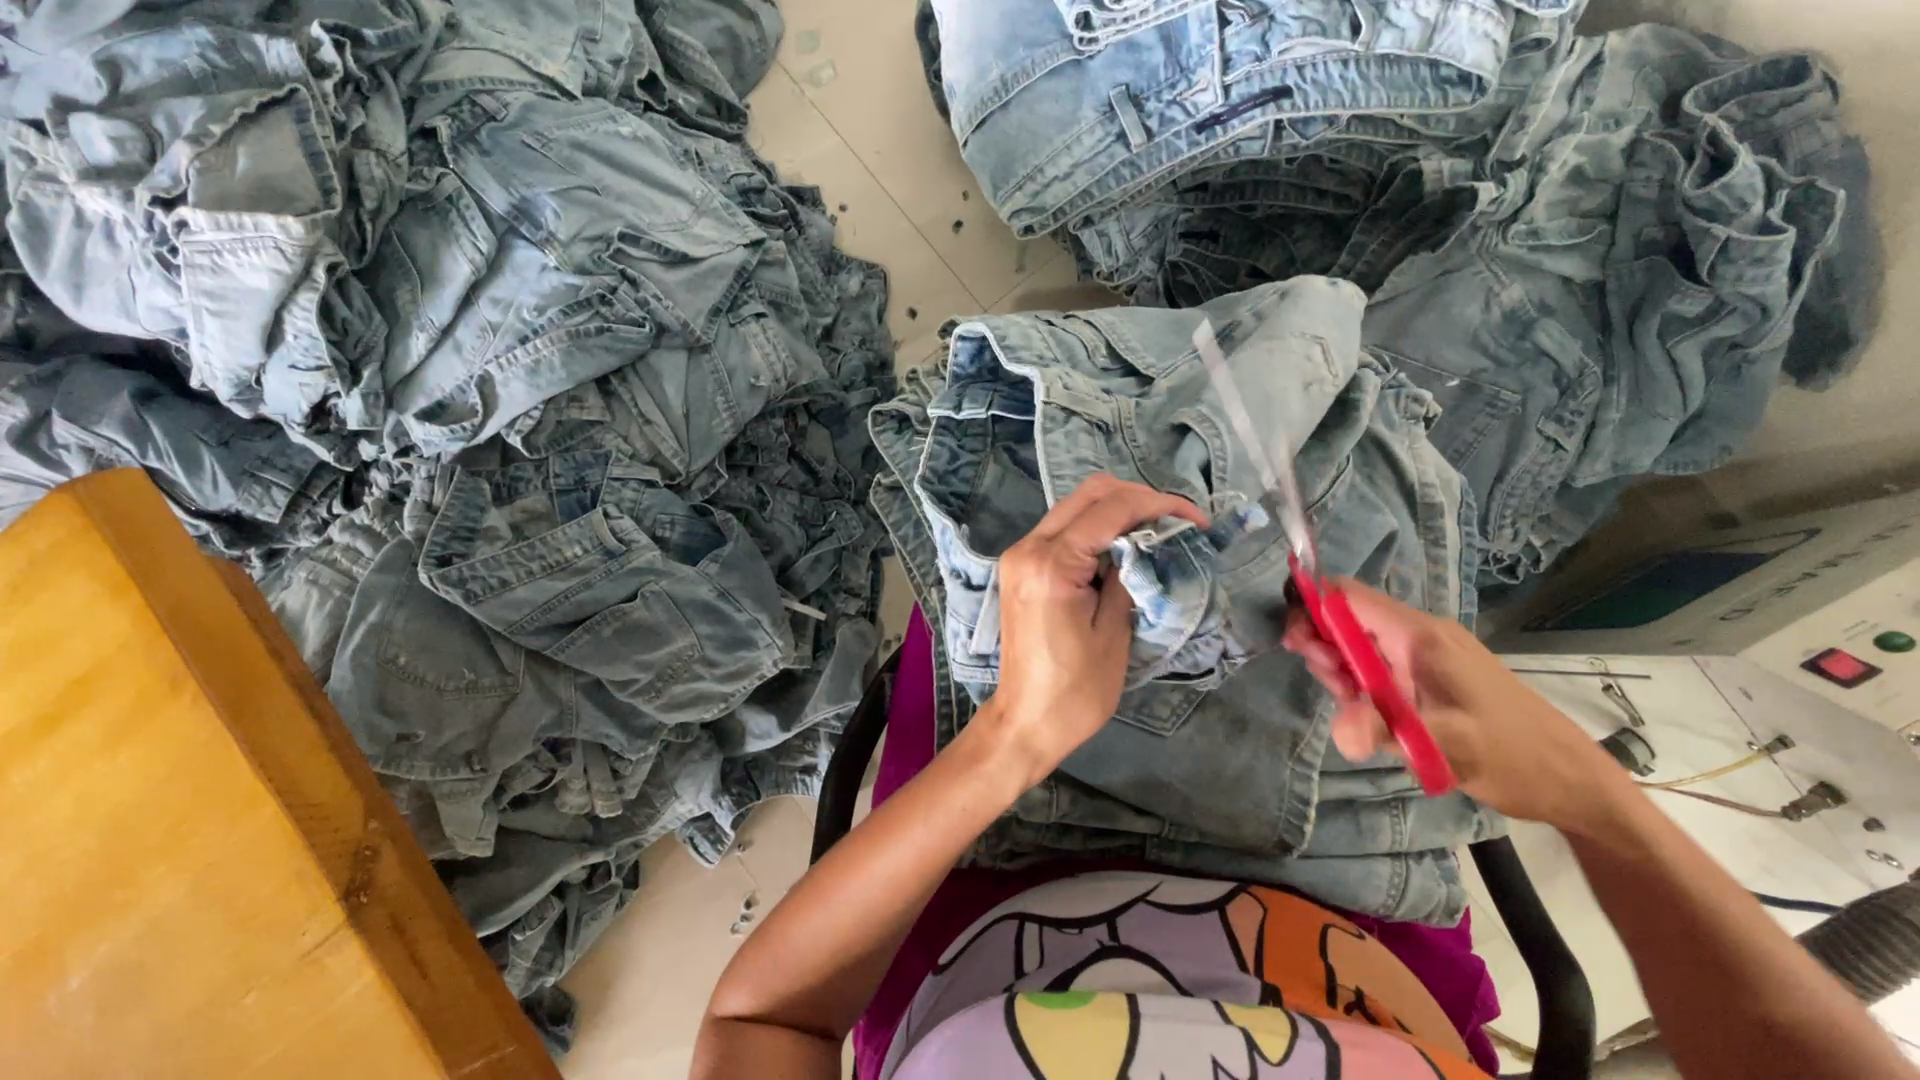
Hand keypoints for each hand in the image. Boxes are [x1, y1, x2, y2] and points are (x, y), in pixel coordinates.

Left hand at [976, 473, 1207, 786]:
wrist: (1027, 722)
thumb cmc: (1075, 691)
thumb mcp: (1114, 632)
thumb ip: (1128, 577)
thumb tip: (1145, 544)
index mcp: (1051, 565)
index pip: (1110, 509)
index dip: (1159, 505)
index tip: (1197, 519)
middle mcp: (1028, 548)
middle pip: (1089, 494)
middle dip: (1139, 499)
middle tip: (1178, 521)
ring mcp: (1020, 556)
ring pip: (1075, 507)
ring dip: (1118, 510)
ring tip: (1159, 531)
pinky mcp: (1021, 568)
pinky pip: (1063, 530)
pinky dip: (1097, 529)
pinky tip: (1126, 547)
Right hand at [1282, 579, 1631, 833]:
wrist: (1569, 781)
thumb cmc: (1513, 754)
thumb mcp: (1450, 745)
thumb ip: (1390, 731)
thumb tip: (1340, 730)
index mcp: (1421, 636)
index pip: (1350, 596)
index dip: (1313, 607)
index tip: (1293, 642)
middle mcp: (1418, 638)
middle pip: (1348, 620)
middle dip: (1322, 643)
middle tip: (1328, 685)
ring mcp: (1423, 660)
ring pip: (1359, 647)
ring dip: (1340, 669)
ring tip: (1349, 705)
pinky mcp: (1426, 682)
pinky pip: (1377, 671)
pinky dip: (1360, 687)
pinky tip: (1366, 716)